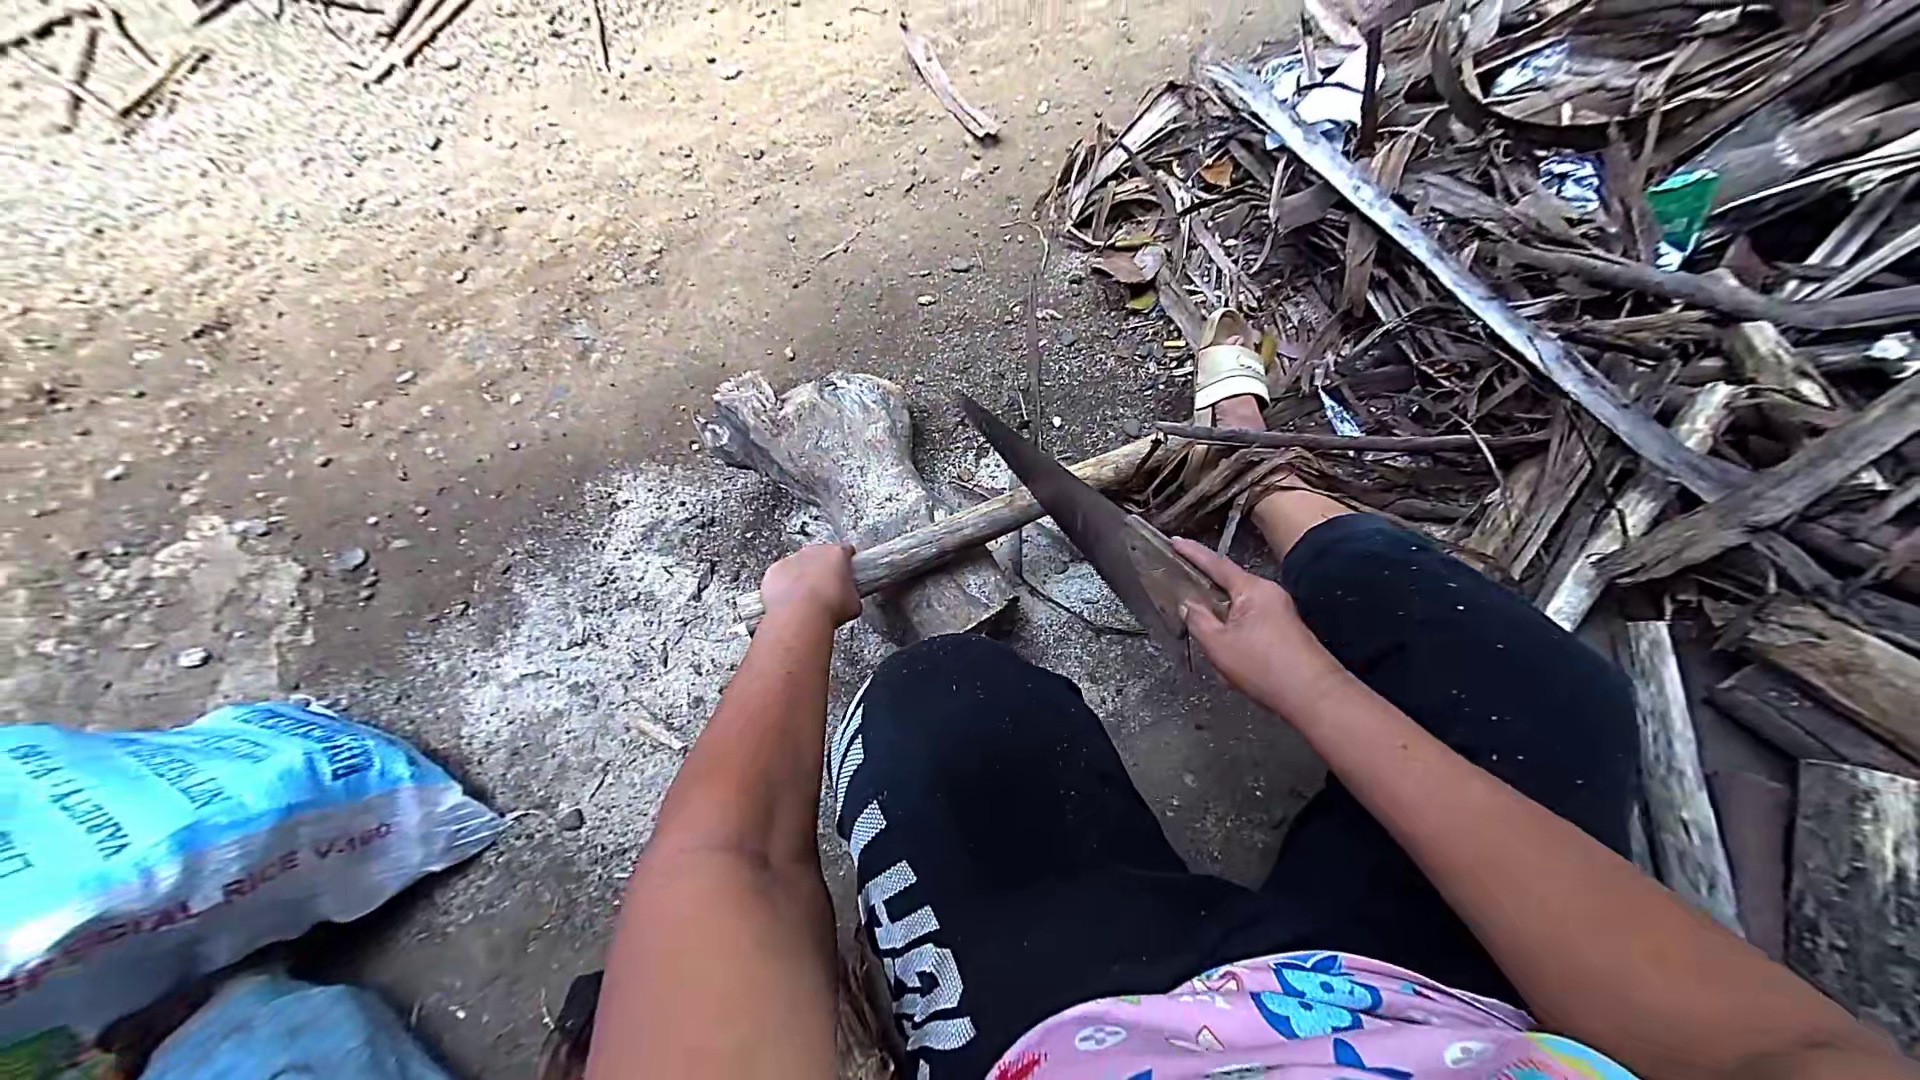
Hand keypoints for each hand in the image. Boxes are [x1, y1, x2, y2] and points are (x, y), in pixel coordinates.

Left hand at [760, 544, 861, 627]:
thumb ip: (852, 594)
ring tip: (805, 599)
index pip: (846, 551)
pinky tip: (789, 602)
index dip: (847, 563)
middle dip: (822, 569)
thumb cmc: (829, 608)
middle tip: (826, 590)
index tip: (846, 573)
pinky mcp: (774, 571)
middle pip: (820, 555)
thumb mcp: (854, 604)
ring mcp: (792, 559)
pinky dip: (784, 586)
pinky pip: (781, 576)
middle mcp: (814, 551)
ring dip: (802, 576)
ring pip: (799, 565)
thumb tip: (850, 599)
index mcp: (837, 554)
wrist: (799, 617)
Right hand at [1171, 537, 1347, 713]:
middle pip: (1226, 589)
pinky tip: (1233, 663)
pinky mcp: (1284, 630)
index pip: (1216, 564)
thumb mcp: (1218, 644)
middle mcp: (1269, 595)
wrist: (1314, 697)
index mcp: (1253, 590)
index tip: (1176, 543)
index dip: (1192, 553)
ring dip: (1222, 630)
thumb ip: (1197, 620)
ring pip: (1237, 612)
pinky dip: (1236, 640)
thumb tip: (1188, 605)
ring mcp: (1279, 612)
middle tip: (1187, 610)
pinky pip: (1250, 626)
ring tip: (1216, 653)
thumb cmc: (1269, 669)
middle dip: (1206, 603)